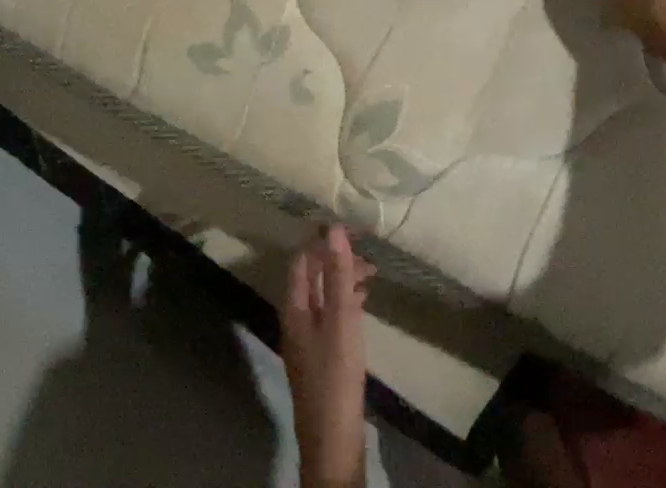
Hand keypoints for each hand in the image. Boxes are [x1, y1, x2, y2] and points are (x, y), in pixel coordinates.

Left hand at [281, 226, 374, 487]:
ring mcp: (306, 338)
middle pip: (311, 277)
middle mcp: (294, 318)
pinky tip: (362, 303)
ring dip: (342, 280)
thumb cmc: (336, 373)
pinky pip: (330, 315)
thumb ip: (338, 275)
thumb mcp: (341, 319)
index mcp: (293, 307)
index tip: (351, 227)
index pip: (302, 260)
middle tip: (368, 253)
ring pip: (322, 296)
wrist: (332, 437)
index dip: (322, 241)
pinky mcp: (320, 355)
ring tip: (371, 274)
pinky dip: (345, 302)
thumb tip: (333, 229)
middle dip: (335, 260)